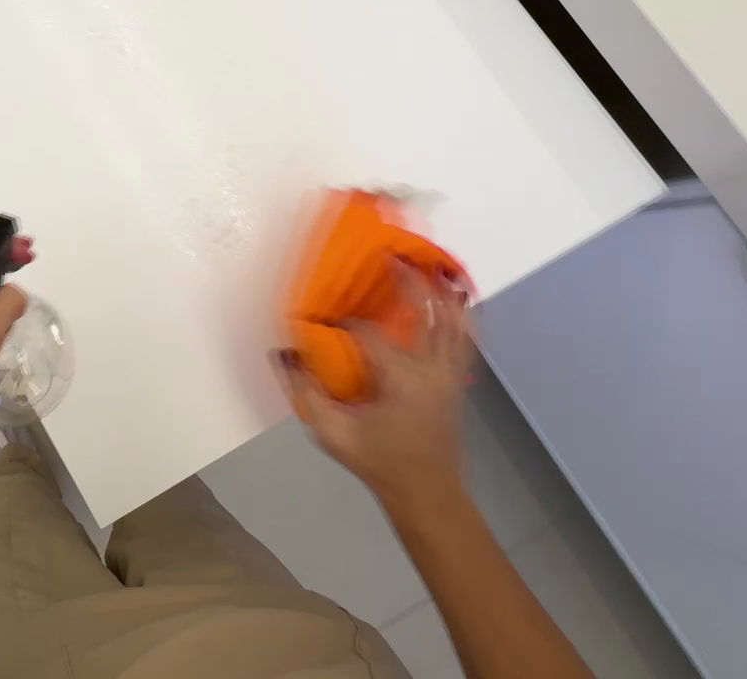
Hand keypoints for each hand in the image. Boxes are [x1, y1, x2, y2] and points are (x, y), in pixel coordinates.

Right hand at [274, 268, 474, 511]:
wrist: (427, 493)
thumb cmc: (378, 461)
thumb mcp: (332, 432)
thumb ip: (305, 391)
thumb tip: (283, 352)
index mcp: (399, 377)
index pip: (368, 331)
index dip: (344, 318)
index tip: (322, 313)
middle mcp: (430, 368)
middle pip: (426, 311)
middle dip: (408, 280)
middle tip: (390, 255)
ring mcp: (449, 374)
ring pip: (452, 321)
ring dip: (439, 291)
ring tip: (425, 264)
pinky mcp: (456, 380)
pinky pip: (463, 338)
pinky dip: (459, 314)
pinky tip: (453, 298)